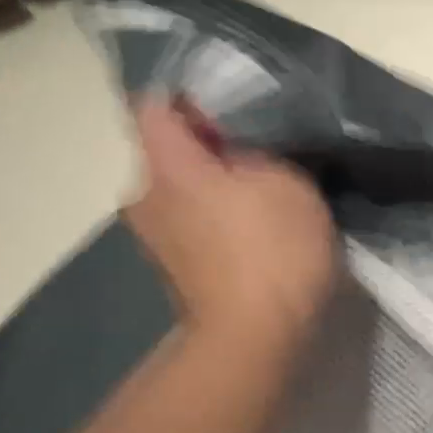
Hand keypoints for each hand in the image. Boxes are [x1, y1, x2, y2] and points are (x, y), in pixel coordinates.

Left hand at [124, 100, 336, 351]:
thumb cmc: (274, 249)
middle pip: (170, 152)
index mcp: (167, 165)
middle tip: (263, 158)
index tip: (236, 111)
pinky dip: (220, 222)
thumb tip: (239, 153)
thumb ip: (258, 154)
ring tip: (265, 201)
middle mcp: (143, 194)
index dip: (191, 99)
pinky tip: (258, 236)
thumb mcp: (289, 183)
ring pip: (182, 191)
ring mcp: (153, 235)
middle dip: (210, 151)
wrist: (257, 333)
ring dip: (217, 190)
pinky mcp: (174, 266)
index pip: (155, 106)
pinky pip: (193, 224)